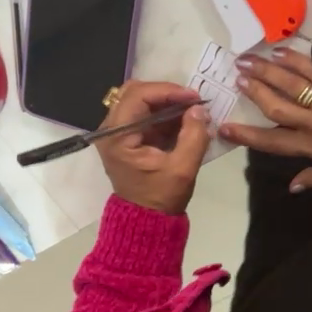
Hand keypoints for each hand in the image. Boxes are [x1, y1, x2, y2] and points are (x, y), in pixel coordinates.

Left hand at [96, 81, 210, 213]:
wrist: (148, 220)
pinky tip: (186, 120)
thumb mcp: (182, 169)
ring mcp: (119, 132)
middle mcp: (111, 129)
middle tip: (192, 101)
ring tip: (192, 110)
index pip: (138, 96)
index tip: (194, 97)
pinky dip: (166, 113)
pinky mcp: (129, 137)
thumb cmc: (161, 197)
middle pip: (135, 93)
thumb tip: (200, 109)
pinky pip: (146, 114)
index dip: (168, 91)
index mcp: (117, 136)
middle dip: (167, 93)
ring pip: (140, 101)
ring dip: (167, 102)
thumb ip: (193, 136)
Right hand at [221, 47, 311, 192]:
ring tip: (249, 58)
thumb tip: (292, 187)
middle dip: (255, 90)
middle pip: (277, 104)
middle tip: (236, 75)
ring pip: (292, 82)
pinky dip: (297, 59)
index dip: (247, 135)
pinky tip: (282, 51)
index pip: (272, 142)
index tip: (224, 127)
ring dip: (268, 69)